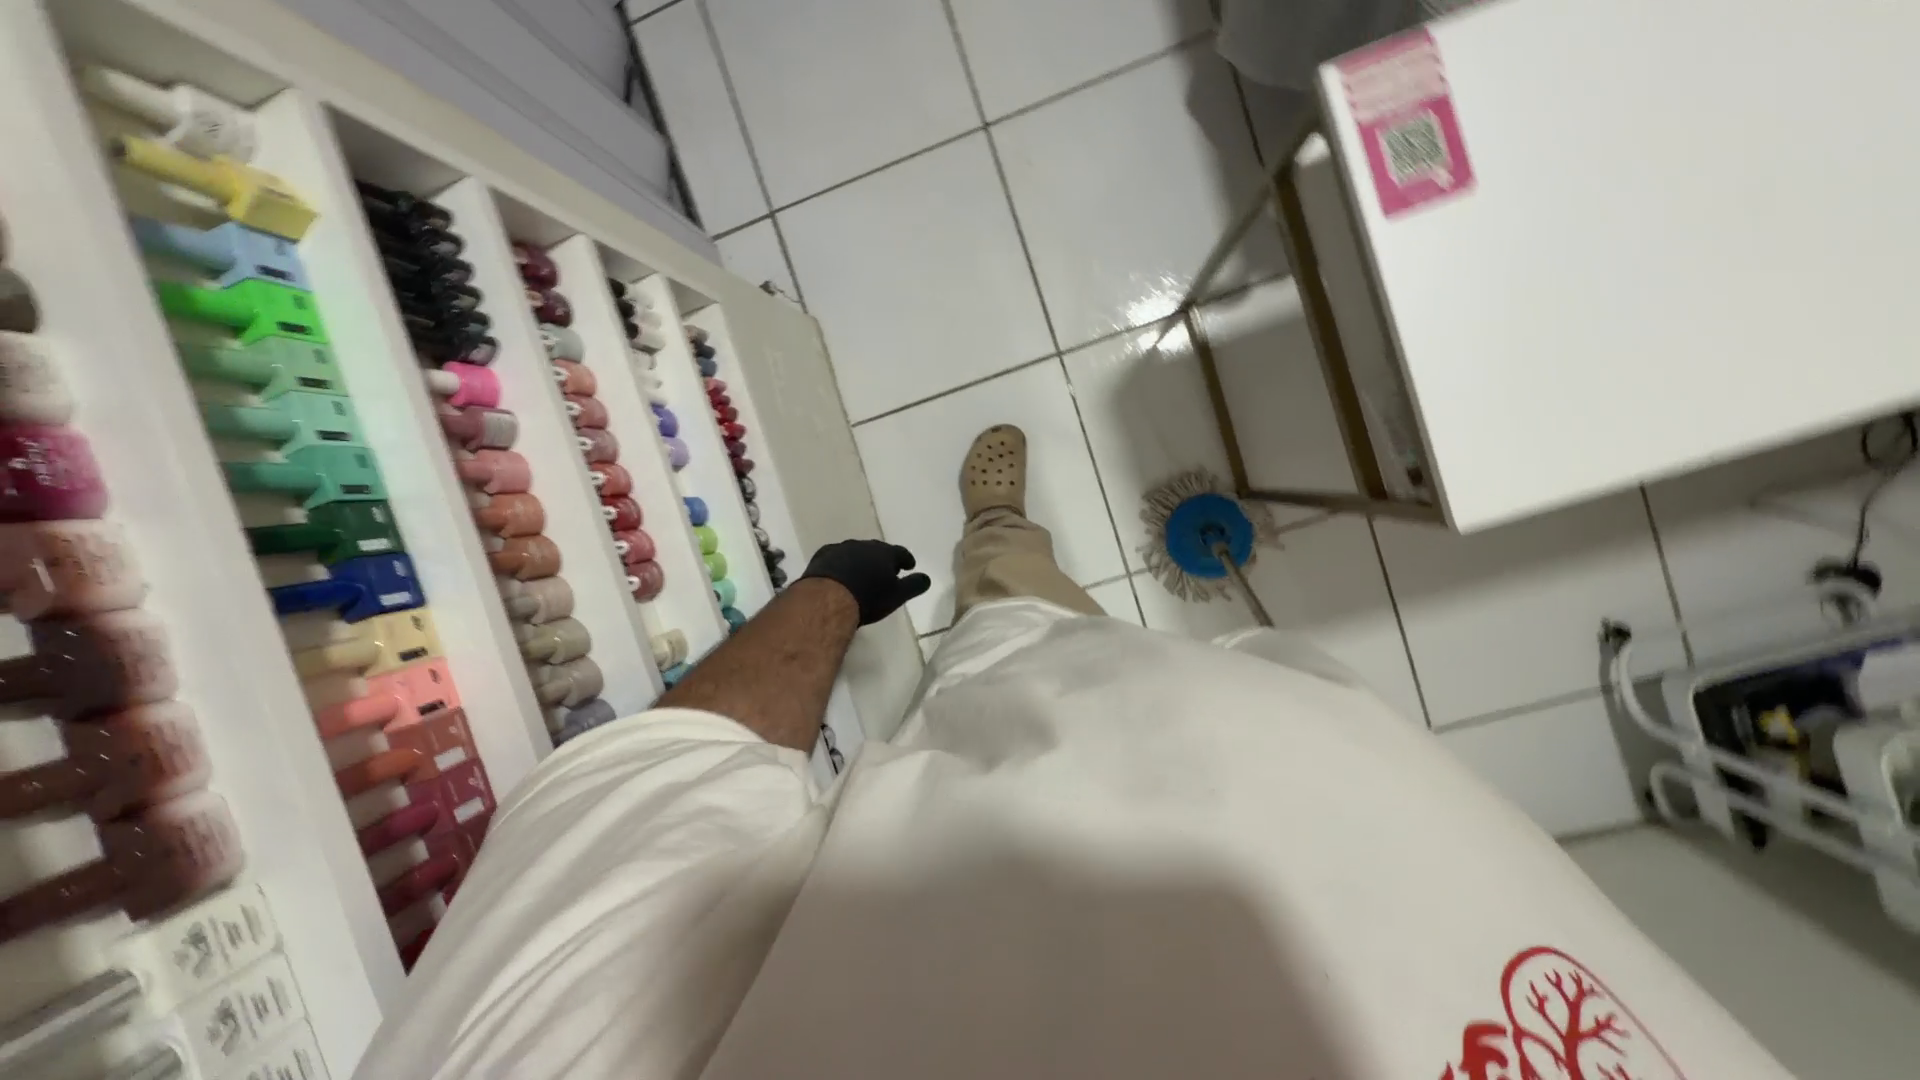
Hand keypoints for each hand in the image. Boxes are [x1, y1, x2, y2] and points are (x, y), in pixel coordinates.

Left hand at [800, 540, 930, 625]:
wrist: (828, 599)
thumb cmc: (868, 598)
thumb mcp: (897, 596)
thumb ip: (913, 586)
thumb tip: (926, 578)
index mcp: (885, 553)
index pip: (901, 553)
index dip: (906, 559)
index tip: (909, 566)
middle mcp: (864, 546)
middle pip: (878, 550)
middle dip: (883, 559)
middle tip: (886, 570)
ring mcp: (841, 549)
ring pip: (856, 552)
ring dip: (861, 560)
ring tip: (863, 573)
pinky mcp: (822, 556)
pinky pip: (836, 557)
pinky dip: (841, 563)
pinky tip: (839, 573)